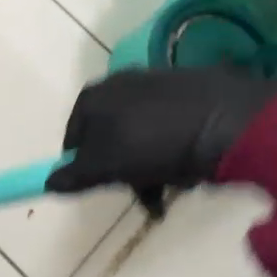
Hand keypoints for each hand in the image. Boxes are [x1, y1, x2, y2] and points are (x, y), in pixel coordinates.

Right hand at [48, 67, 276, 215]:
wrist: (228, 120)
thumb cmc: (153, 144)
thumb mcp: (107, 168)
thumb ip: (75, 176)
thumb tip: (48, 183)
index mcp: (91, 97)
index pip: (74, 137)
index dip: (84, 166)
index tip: (105, 189)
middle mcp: (117, 82)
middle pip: (109, 135)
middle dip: (124, 169)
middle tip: (146, 195)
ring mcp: (155, 81)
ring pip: (140, 131)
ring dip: (151, 162)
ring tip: (176, 185)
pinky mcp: (190, 87)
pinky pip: (170, 123)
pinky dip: (174, 144)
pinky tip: (193, 162)